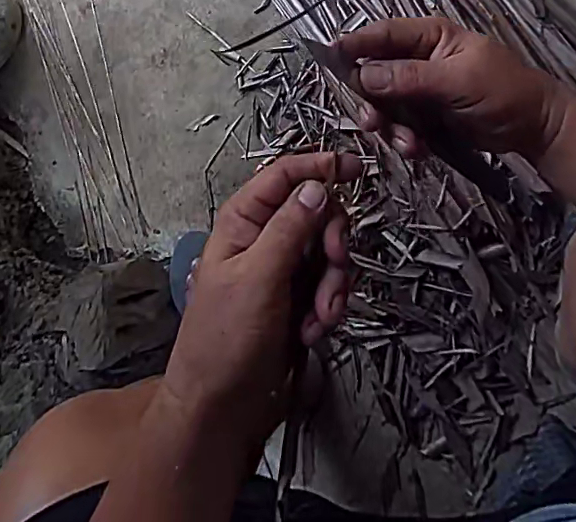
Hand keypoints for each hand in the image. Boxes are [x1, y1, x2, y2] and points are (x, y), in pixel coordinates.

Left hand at [159, 151, 358, 460]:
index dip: (319, 166)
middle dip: (332, 240)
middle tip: (334, 262)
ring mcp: (284, 266)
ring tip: (318, 315)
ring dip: (333, 283)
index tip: (354, 168)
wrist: (224, 410)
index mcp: (244, 221)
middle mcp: (265, 237)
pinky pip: (331, 282)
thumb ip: (289, 229)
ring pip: (330, 249)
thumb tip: (316, 186)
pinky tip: (312, 328)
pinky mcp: (300, 294)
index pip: (285, 175)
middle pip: (318, 211)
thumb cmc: (222, 343)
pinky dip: (330, 305)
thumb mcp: (257, 278)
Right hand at [336, 17, 571, 160]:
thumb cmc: (503, 90)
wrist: (535, 128)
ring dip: (390, 126)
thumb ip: (409, 77)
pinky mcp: (426, 116)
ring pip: (386, 104)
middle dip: (372, 100)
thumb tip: (363, 74)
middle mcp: (420, 59)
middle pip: (376, 73)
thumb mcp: (457, 80)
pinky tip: (418, 150)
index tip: (329, 57)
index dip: (355, 44)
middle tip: (371, 121)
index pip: (383, 34)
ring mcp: (422, 89)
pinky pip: (401, 125)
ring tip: (407, 143)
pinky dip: (405, 139)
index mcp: (430, 37)